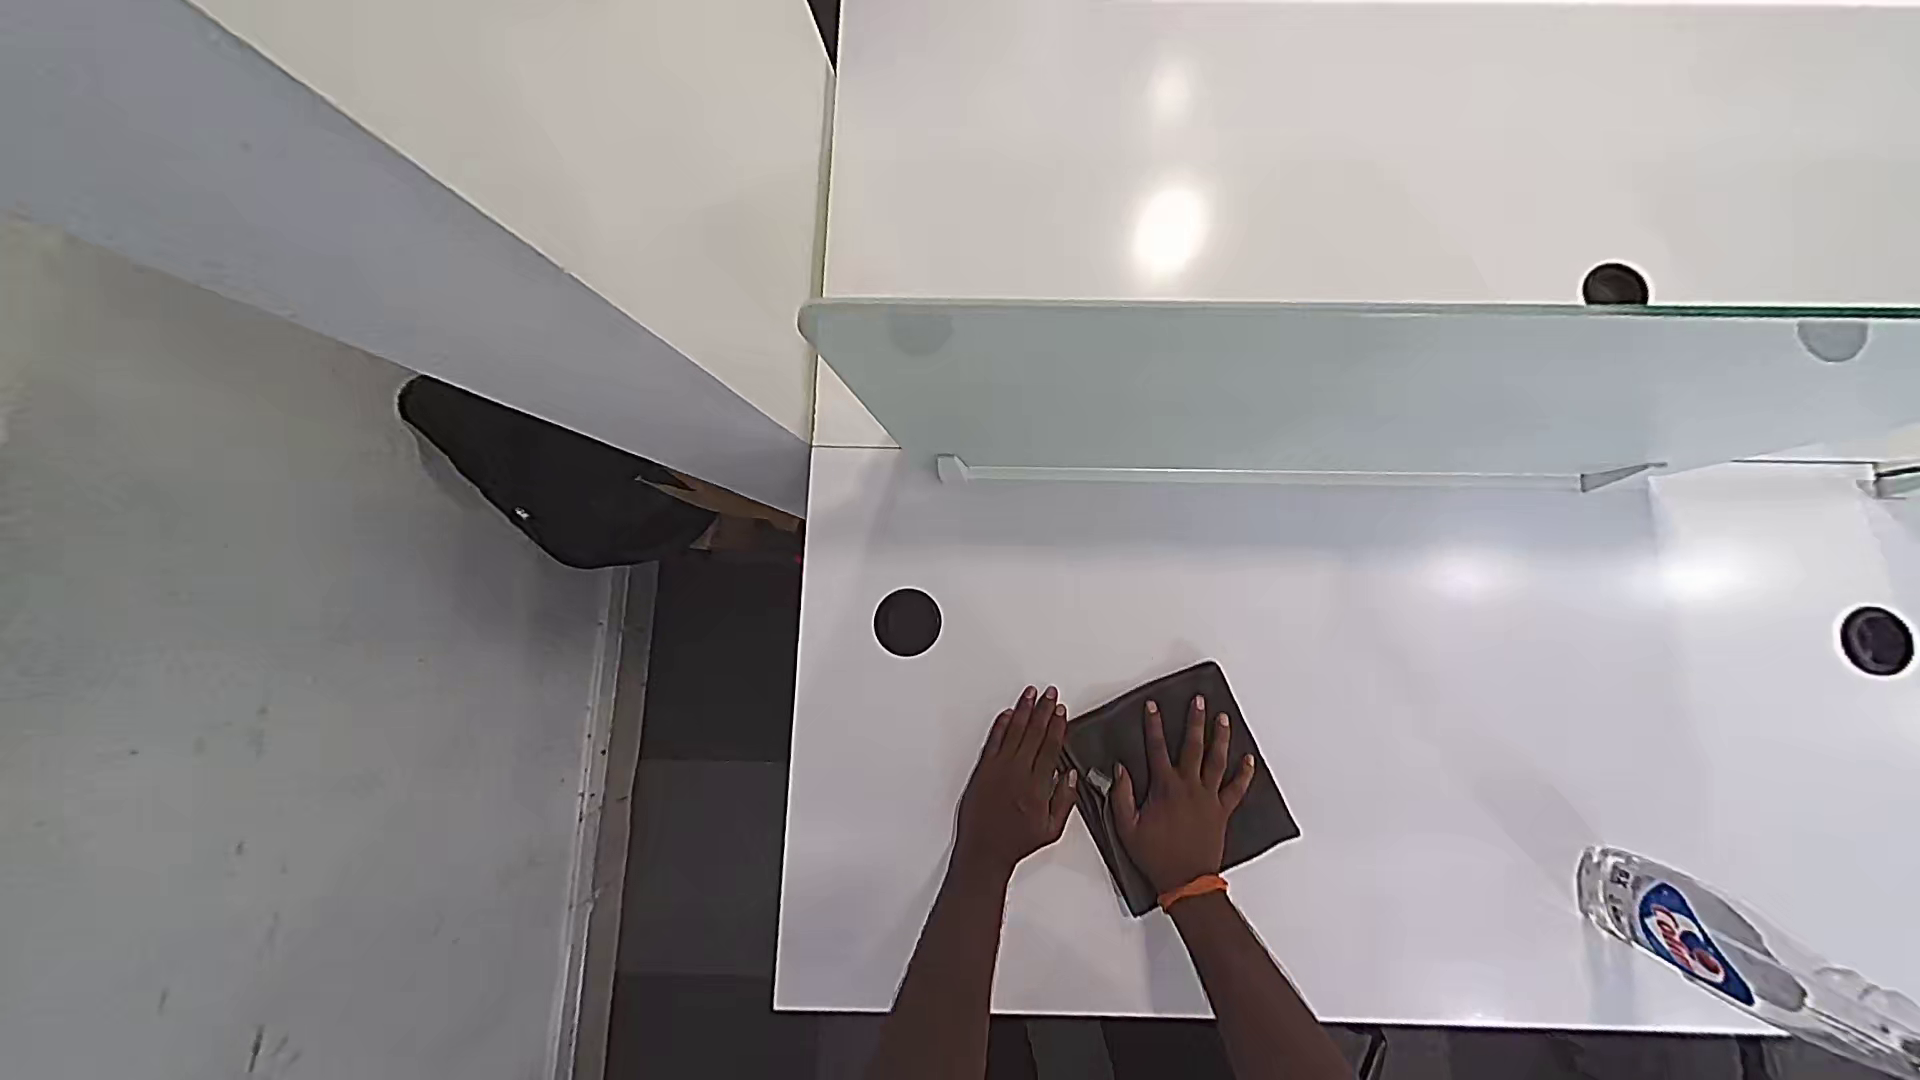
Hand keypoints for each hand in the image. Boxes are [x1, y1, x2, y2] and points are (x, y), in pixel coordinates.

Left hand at [952, 685, 1077, 881]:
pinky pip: (993, 741)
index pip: (1050, 747)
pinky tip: (1008, 713)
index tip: (1061, 711)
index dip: (1057, 726)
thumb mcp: (1051, 829)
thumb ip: (1064, 800)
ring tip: (1031, 694)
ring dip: (1024, 709)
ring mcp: (998, 768)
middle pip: (1034, 733)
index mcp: (1036, 787)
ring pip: (1014, 731)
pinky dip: (1001, 725)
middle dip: (1043, 709)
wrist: (983, 850)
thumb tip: (1071, 776)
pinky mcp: (983, 769)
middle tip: (1050, 693)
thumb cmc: (1015, 841)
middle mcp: (1017, 773)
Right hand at [1112, 696, 1256, 893]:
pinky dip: (1244, 774)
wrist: (1186, 881)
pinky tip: (1249, 760)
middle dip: (1195, 721)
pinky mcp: (1222, 811)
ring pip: (1217, 761)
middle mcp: (1189, 787)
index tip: (1153, 706)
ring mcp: (1208, 798)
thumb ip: (1121, 795)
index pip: (1157, 747)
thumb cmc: (1155, 855)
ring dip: (1220, 738)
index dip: (1154, 725)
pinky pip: (1236, 789)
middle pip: (1193, 746)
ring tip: (1223, 718)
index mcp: (1165, 787)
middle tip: (1199, 701)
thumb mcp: (1126, 826)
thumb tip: (1120, 769)